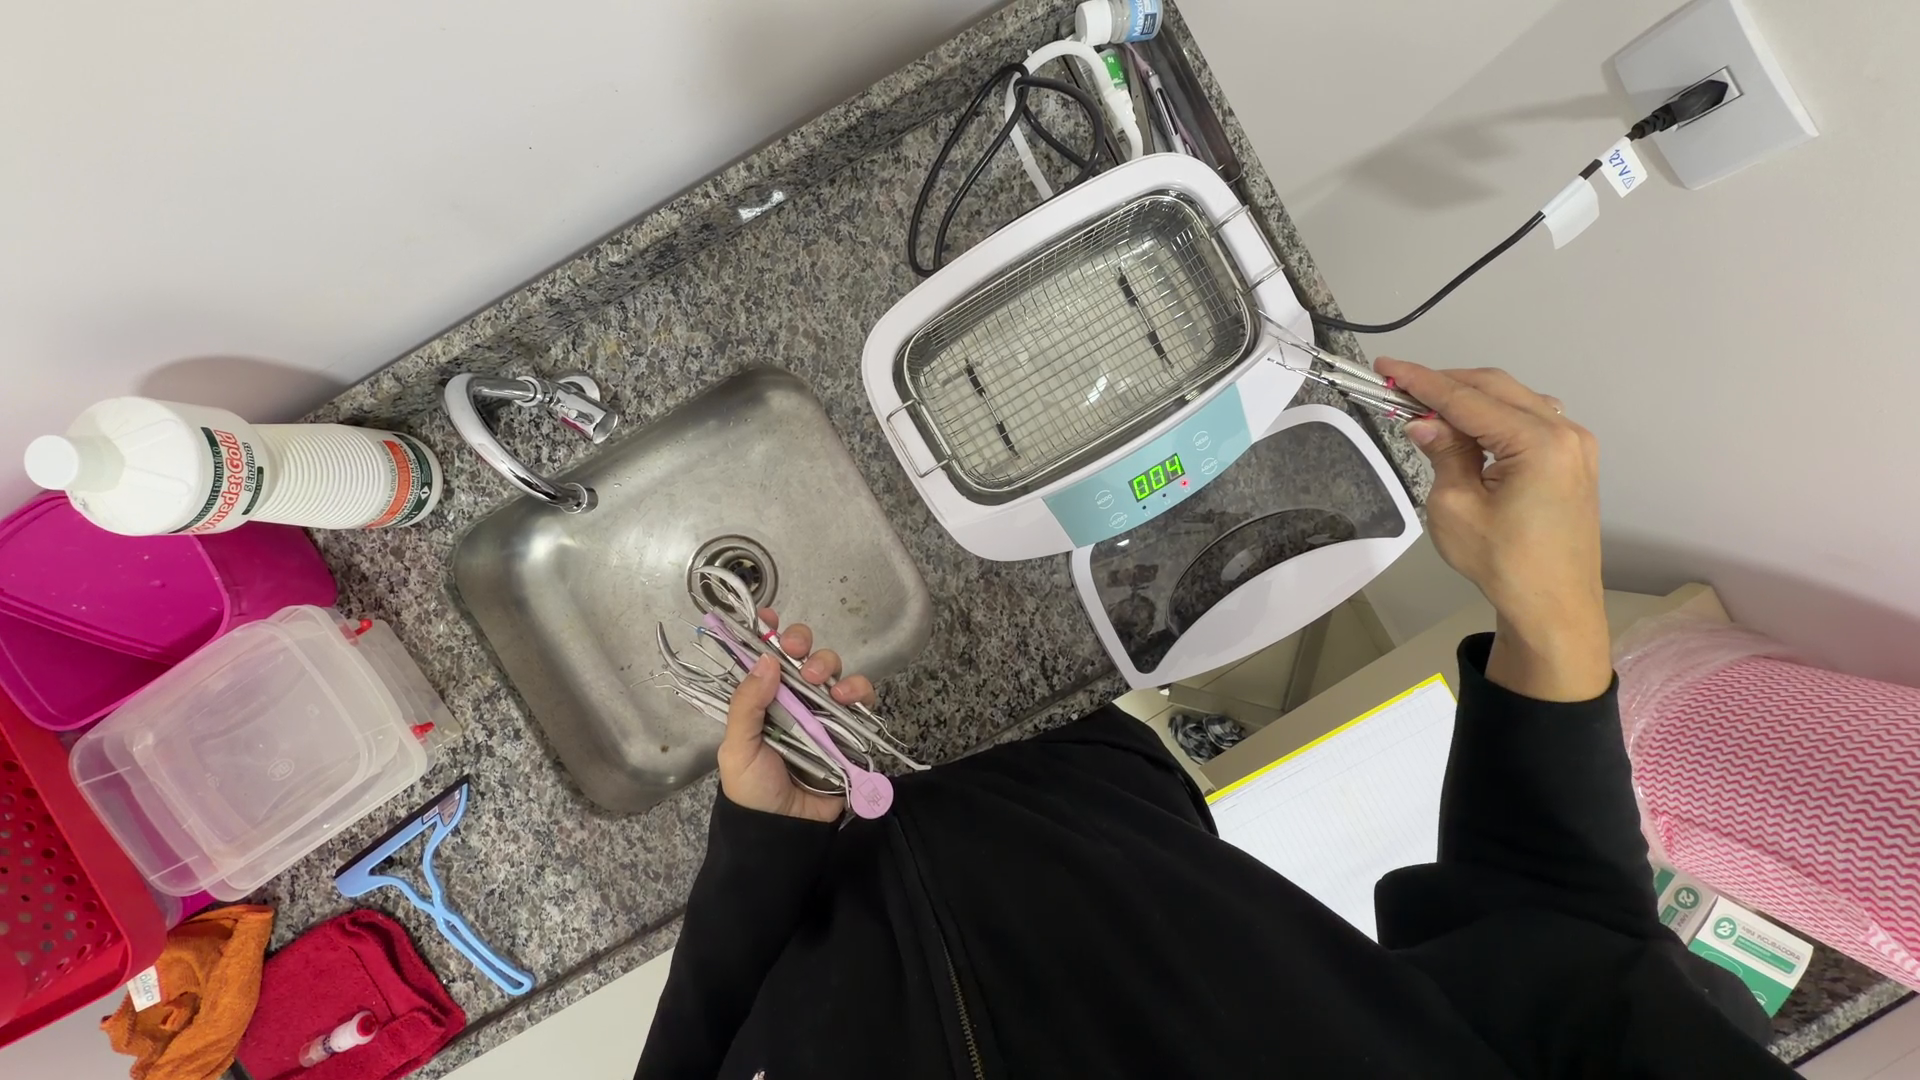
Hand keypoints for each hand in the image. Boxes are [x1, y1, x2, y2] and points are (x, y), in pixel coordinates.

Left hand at [718, 609, 877, 822]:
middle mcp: (792, 697)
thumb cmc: (753, 788)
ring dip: (829, 665)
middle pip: (801, 653)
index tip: (769, 617)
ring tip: (821, 682)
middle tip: (797, 654)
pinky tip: (849, 698)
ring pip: (832, 670)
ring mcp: (822, 710)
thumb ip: (747, 705)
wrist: (785, 830)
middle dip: (801, 643)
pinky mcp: (849, 726)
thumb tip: (767, 660)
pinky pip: (860, 698)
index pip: (764, 655)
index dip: (767, 632)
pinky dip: (859, 689)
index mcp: (761, 699)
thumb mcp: (737, 747)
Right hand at [1373, 358, 1609, 701]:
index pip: (1466, 399)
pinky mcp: (1571, 459)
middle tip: (1397, 386)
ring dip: (1467, 398)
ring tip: (1424, 409)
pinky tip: (1463, 428)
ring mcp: (1573, 444)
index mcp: (1536, 442)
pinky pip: (1527, 419)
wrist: (1553, 603)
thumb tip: (1423, 421)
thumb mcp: (1454, 506)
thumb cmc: (1500, 561)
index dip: (1421, 381)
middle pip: (1494, 388)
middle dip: (1443, 383)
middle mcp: (1563, 432)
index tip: (1386, 366)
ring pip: (1512, 399)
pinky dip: (1490, 415)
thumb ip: (1443, 454)